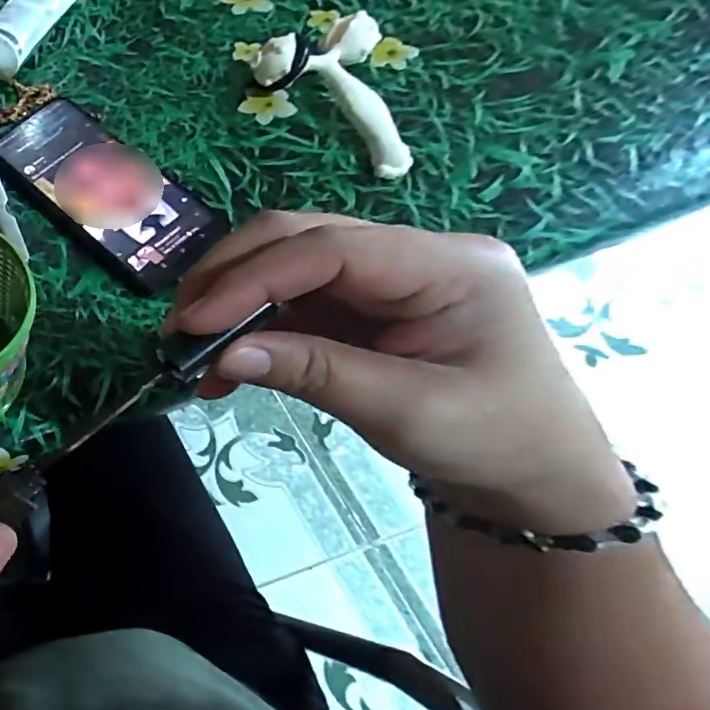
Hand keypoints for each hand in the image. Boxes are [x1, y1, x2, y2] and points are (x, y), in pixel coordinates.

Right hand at [167, 211, 633, 532]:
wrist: (530, 473)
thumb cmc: (495, 441)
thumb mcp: (408, 411)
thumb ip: (315, 373)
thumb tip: (225, 354)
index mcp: (448, 266)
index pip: (329, 249)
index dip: (252, 278)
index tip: (195, 323)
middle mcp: (409, 254)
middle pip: (295, 237)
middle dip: (227, 276)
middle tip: (179, 325)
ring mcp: (379, 276)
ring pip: (279, 263)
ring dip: (227, 301)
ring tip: (189, 348)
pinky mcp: (354, 303)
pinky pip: (283, 301)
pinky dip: (243, 327)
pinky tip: (222, 364)